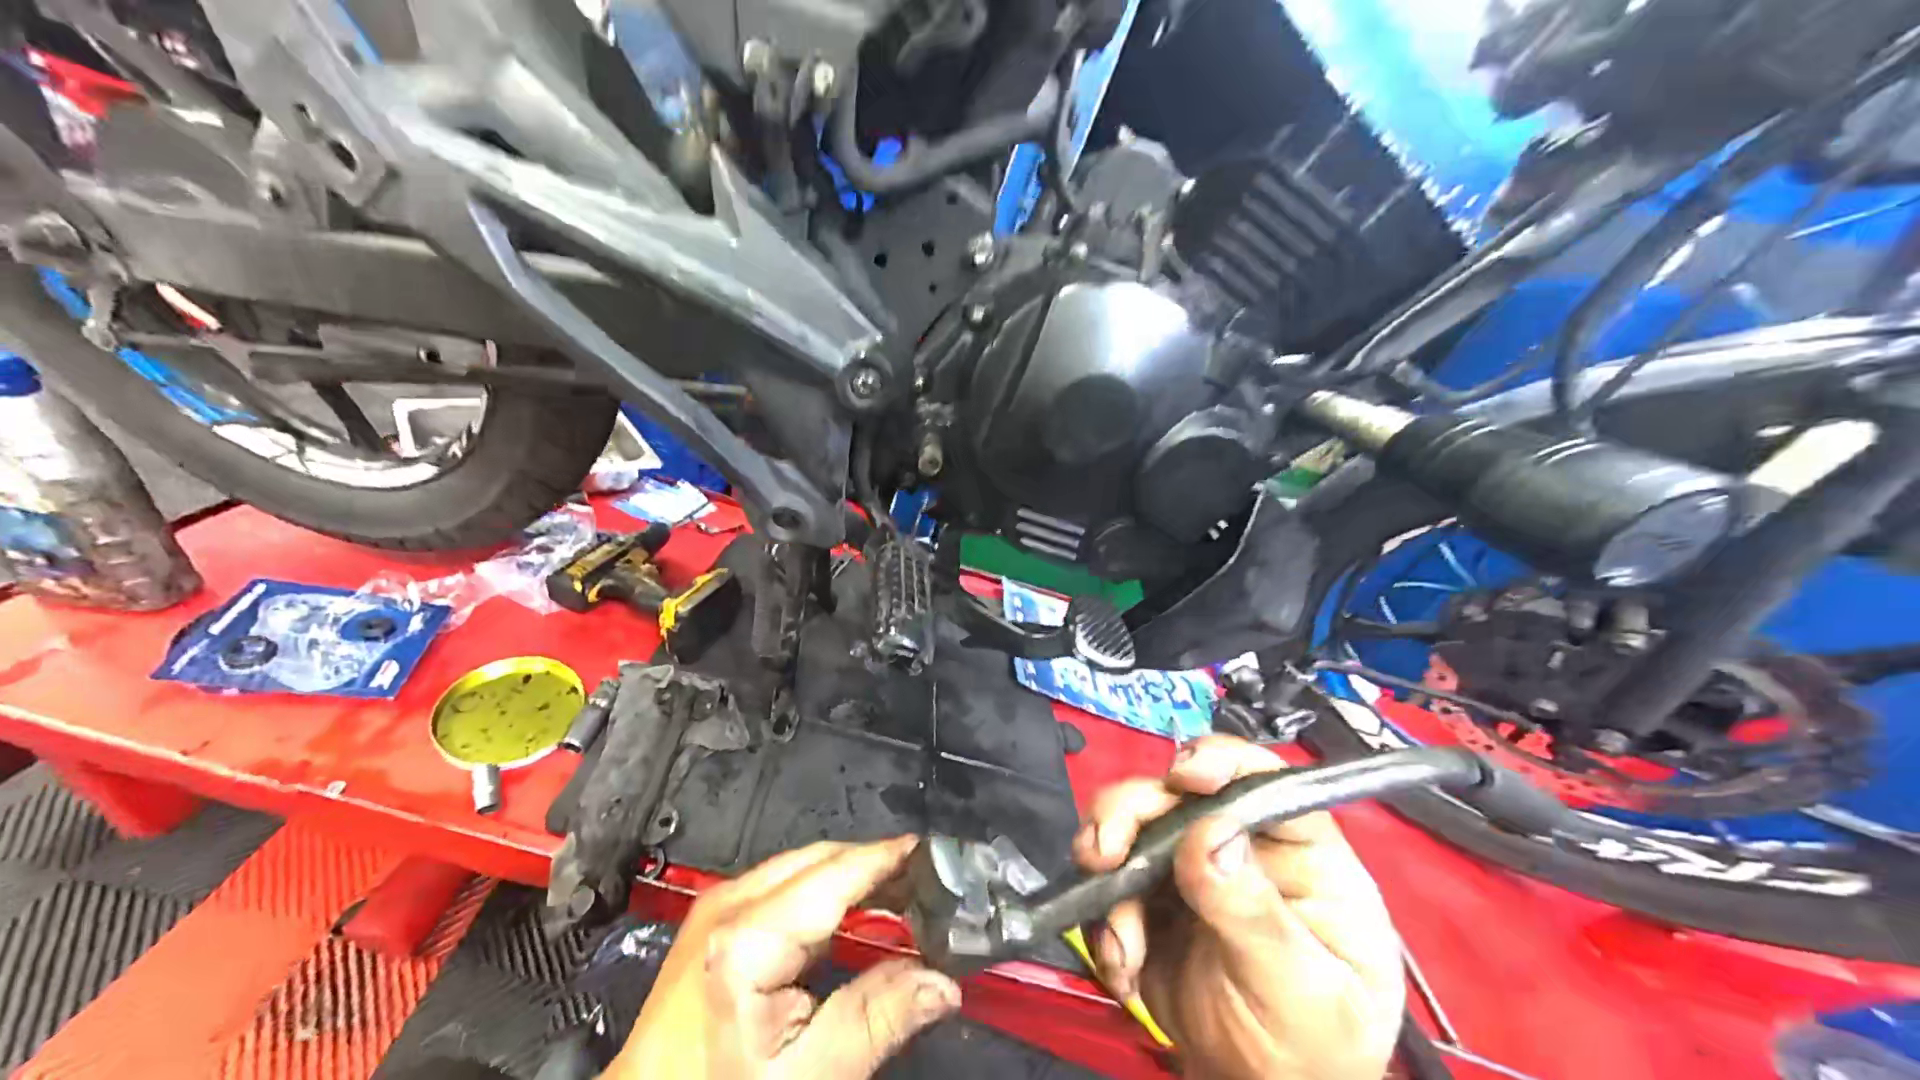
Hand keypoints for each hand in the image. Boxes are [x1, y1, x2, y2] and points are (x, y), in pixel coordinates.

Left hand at [607, 836, 961, 1079]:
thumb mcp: (804, 1077)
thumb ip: (876, 1020)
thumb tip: (941, 982)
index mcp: (747, 937)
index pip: (836, 873)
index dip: (889, 857)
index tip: (935, 855)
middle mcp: (730, 904)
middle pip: (821, 859)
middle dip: (877, 864)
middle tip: (928, 884)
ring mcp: (719, 905)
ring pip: (804, 865)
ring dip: (854, 874)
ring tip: (902, 894)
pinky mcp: (717, 916)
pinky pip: (786, 884)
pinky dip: (827, 889)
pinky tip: (853, 911)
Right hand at [1076, 736, 1404, 1079]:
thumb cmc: (1312, 1050)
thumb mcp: (1299, 990)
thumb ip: (1252, 911)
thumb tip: (1208, 831)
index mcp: (1300, 855)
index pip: (1264, 782)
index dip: (1222, 761)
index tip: (1181, 775)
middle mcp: (1239, 845)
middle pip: (1178, 793)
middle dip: (1132, 811)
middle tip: (1103, 850)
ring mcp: (1188, 868)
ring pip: (1133, 824)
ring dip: (1105, 860)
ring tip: (1113, 929)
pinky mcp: (1149, 899)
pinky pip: (1109, 881)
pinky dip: (1102, 917)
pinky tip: (1121, 964)